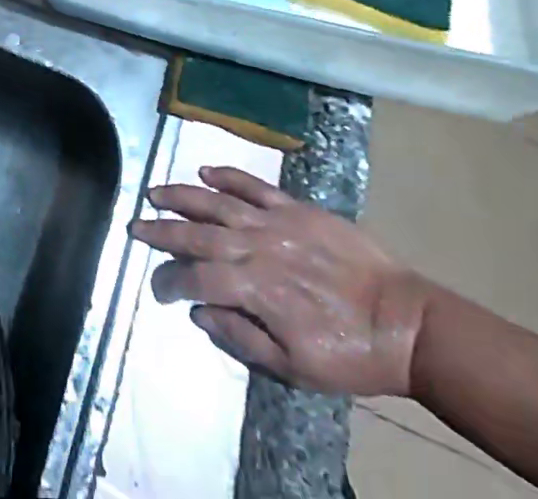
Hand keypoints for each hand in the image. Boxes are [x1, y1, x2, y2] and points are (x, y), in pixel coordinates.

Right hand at [129, 166, 433, 396]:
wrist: (403, 320)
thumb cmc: (347, 354)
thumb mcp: (291, 367)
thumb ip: (240, 336)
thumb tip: (200, 311)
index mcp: (256, 289)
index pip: (197, 278)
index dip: (170, 282)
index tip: (157, 289)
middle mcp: (260, 248)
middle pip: (199, 234)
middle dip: (162, 231)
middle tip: (135, 226)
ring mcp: (280, 222)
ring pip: (221, 202)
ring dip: (185, 196)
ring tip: (156, 191)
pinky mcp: (300, 208)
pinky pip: (257, 186)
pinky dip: (231, 175)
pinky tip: (207, 170)